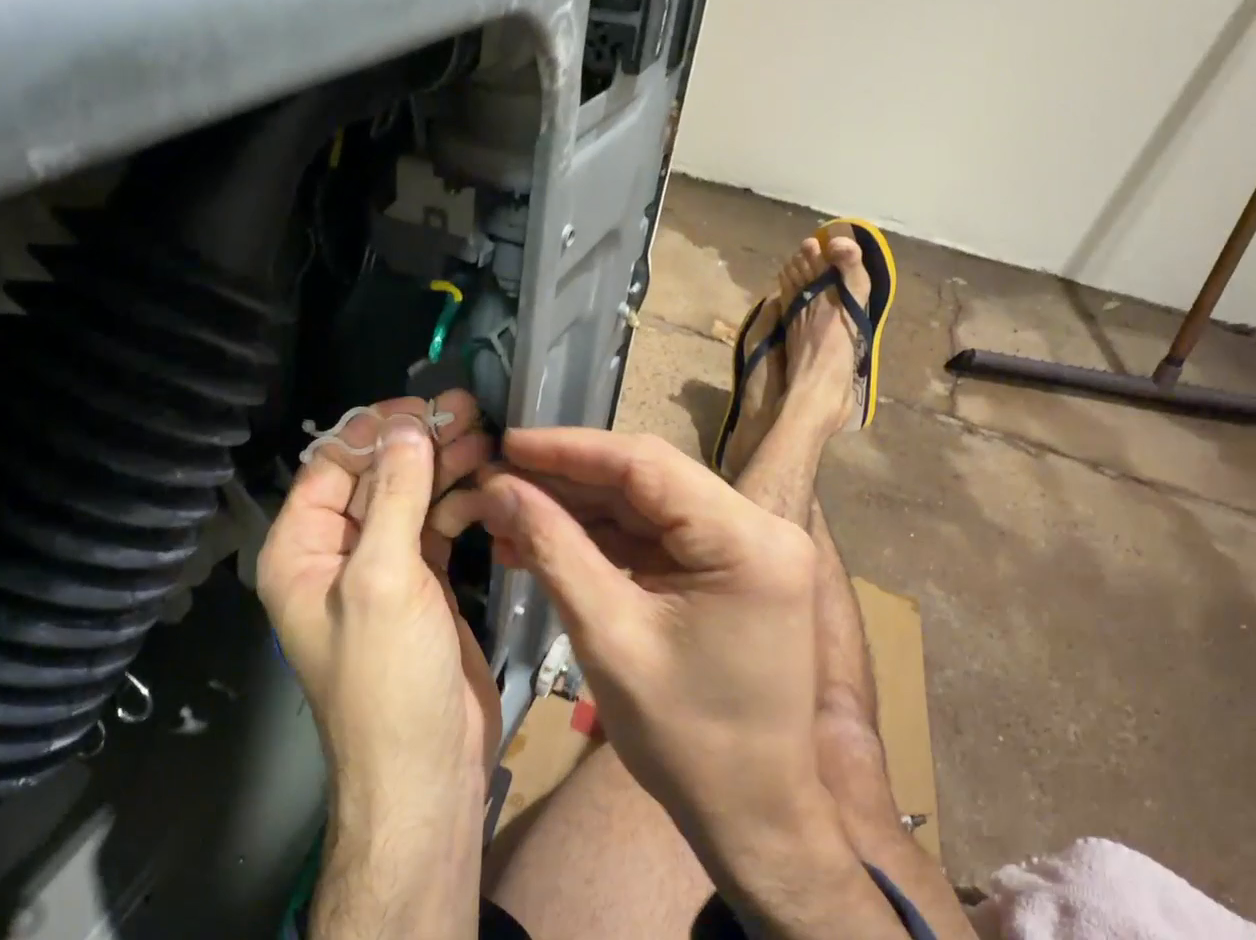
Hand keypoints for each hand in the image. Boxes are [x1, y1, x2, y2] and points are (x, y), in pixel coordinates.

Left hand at [257, 390, 499, 811]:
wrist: (426, 771)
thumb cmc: (387, 678)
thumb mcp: (384, 579)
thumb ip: (395, 497)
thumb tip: (404, 425)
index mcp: (301, 552)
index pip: (330, 468)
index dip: (373, 431)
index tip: (423, 404)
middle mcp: (336, 556)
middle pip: (375, 479)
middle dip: (417, 443)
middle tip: (469, 409)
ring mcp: (382, 573)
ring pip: (411, 502)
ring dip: (444, 468)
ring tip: (486, 434)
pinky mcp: (423, 590)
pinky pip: (436, 531)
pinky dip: (459, 504)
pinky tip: (488, 481)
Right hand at [479, 428, 822, 826]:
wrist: (751, 813)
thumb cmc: (685, 738)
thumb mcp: (609, 636)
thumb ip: (553, 550)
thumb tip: (497, 487)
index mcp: (749, 540)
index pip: (647, 463)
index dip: (569, 448)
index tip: (506, 441)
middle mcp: (760, 530)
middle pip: (646, 480)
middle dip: (566, 480)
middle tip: (495, 478)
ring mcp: (747, 550)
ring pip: (644, 507)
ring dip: (576, 511)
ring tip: (505, 514)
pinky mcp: (727, 572)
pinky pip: (654, 539)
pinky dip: (601, 541)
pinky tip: (543, 544)